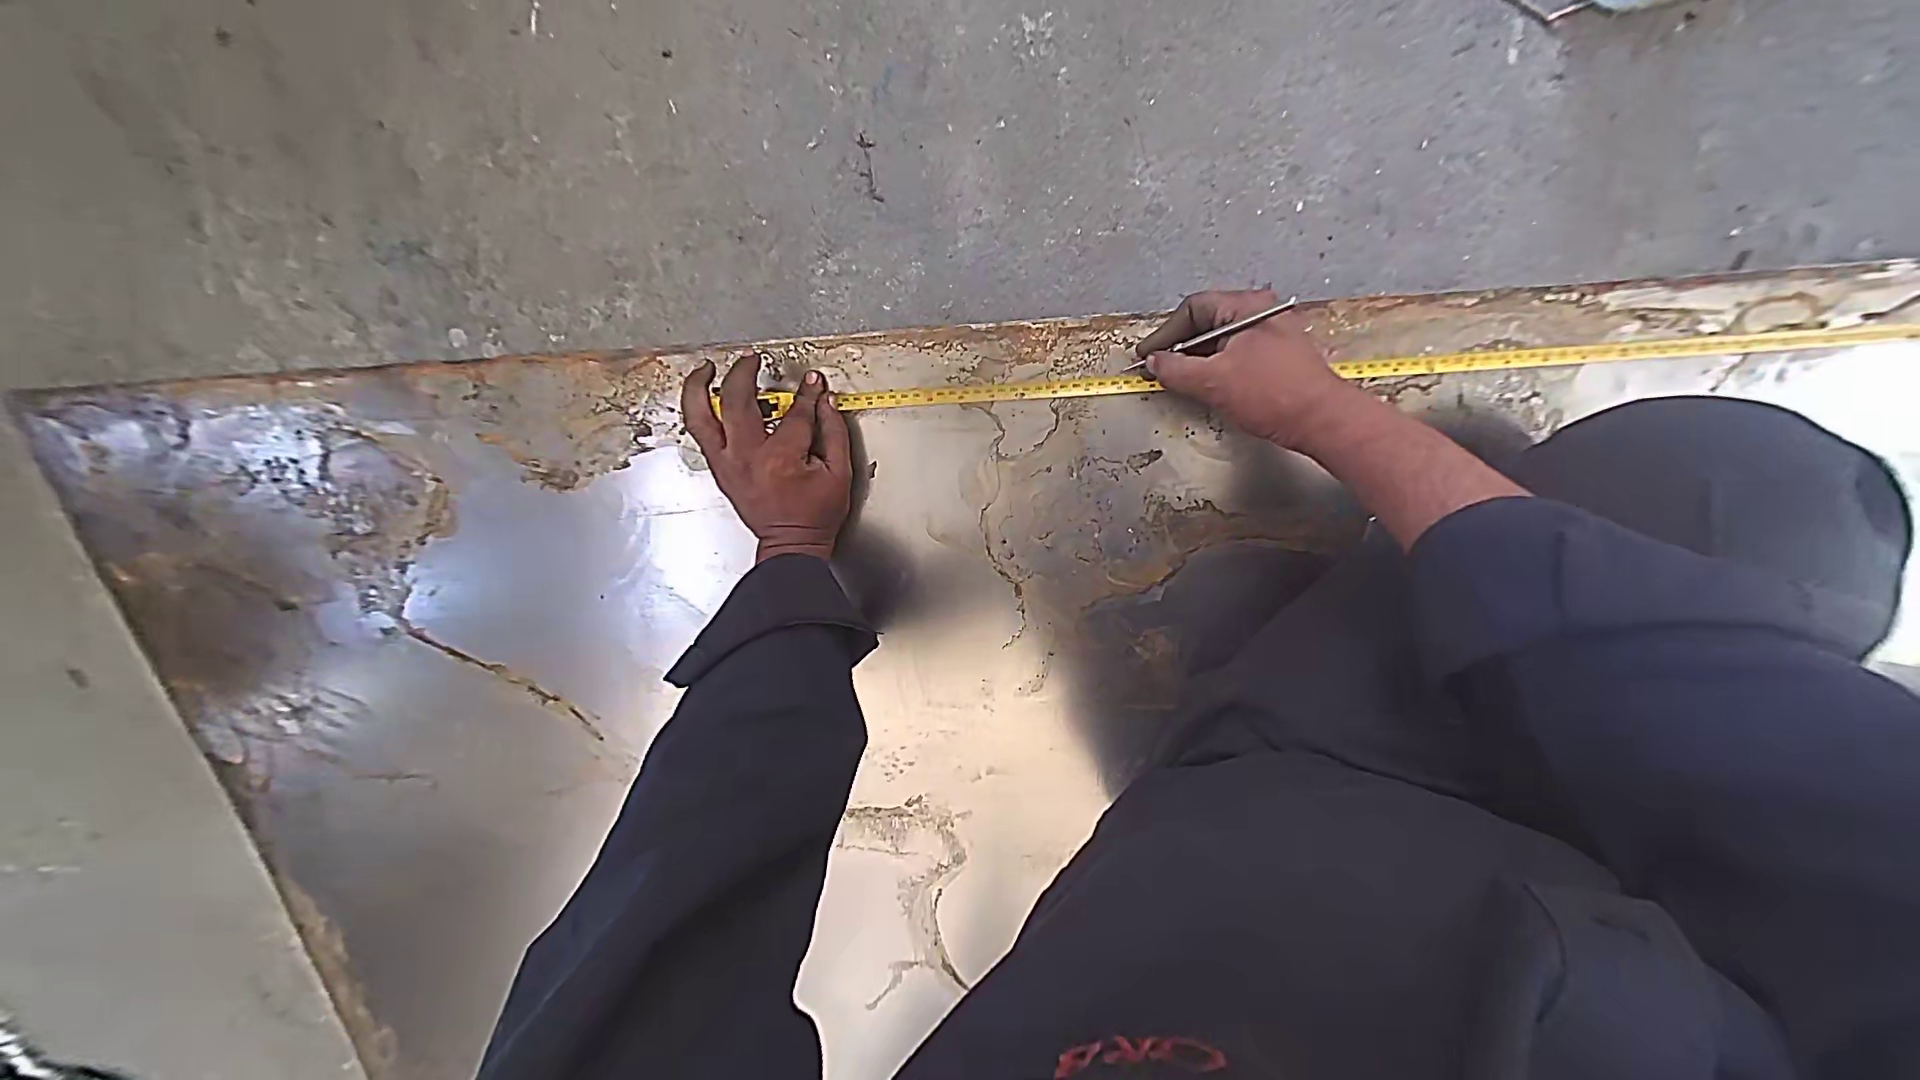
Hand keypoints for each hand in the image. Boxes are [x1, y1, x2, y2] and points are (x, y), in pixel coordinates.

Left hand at [681, 357, 852, 562]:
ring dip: (701, 387)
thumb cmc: (815, 515)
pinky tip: (706, 398)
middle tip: (753, 358)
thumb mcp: (839, 473)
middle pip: (738, 400)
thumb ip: (833, 432)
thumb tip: (824, 401)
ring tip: (706, 368)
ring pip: (702, 416)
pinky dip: (700, 411)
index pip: (795, 413)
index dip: (807, 394)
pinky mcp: (720, 470)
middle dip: (746, 373)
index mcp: (781, 458)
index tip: (814, 382)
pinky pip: (701, 434)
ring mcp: (728, 464)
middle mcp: (747, 457)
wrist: (792, 543)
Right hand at [1137, 288, 1361, 448]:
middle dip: (1178, 347)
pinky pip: (1234, 355)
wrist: (1320, 420)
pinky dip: (1213, 368)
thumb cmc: (1275, 395)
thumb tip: (1154, 362)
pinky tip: (1204, 386)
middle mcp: (1262, 315)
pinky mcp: (1276, 359)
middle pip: (1206, 323)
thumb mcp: (1212, 381)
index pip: (1194, 309)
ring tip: (1177, 380)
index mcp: (1248, 308)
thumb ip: (1175, 369)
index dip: (1165, 333)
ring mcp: (1271, 336)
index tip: (1147, 355)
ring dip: (1194, 361)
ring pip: (1219, 341)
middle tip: (1157, 368)